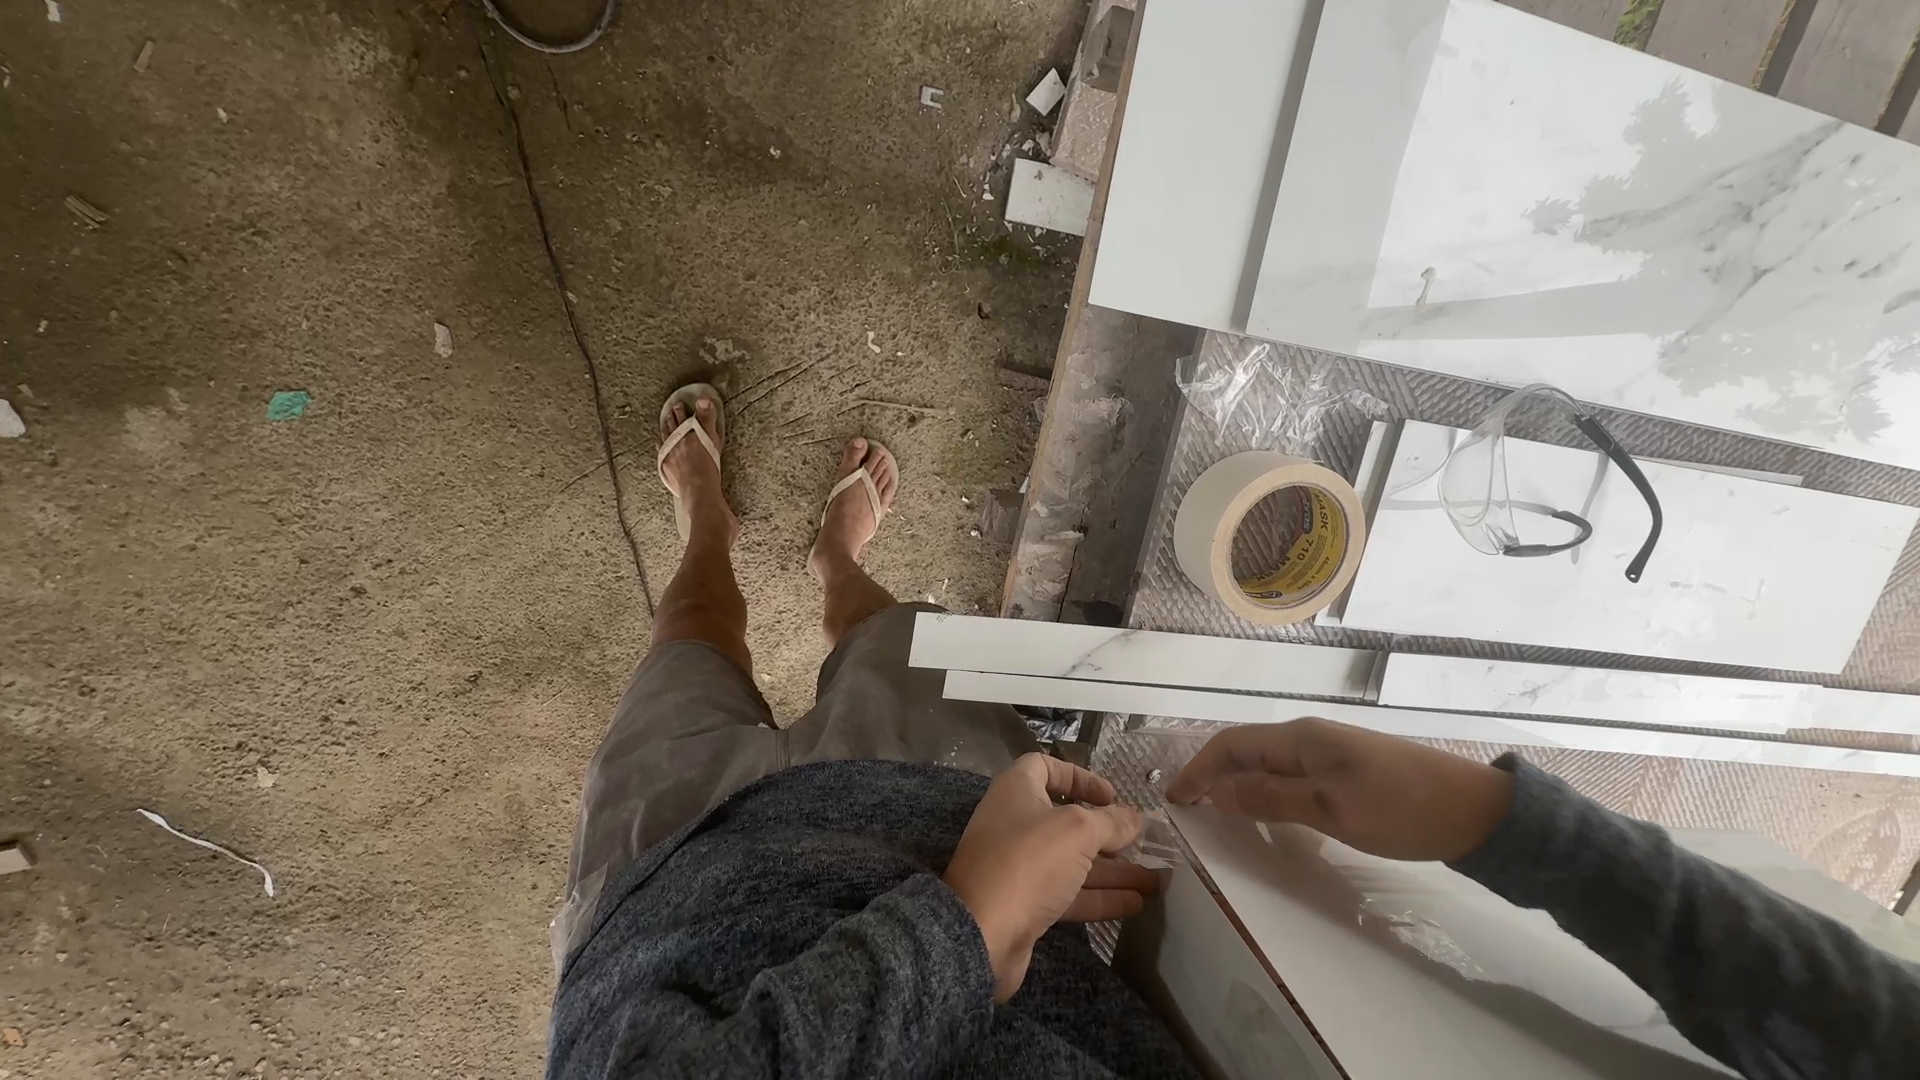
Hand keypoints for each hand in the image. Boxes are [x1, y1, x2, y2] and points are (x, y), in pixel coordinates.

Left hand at [945, 753, 1152, 1002]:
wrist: (983, 933)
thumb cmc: (1028, 862)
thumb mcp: (1077, 831)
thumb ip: (1110, 822)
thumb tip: (1134, 817)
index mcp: (1016, 792)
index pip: (1044, 767)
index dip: (1078, 776)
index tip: (1110, 795)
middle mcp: (1015, 824)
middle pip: (1066, 820)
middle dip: (1107, 832)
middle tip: (1141, 842)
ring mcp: (1019, 866)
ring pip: (1072, 861)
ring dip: (1113, 870)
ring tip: (1154, 880)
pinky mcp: (1025, 903)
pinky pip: (1068, 892)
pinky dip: (1100, 896)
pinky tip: (1135, 904)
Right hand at [1165, 718, 1513, 862]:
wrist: (1480, 813)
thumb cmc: (1401, 808)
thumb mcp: (1331, 809)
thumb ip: (1270, 798)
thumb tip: (1216, 794)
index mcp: (1300, 739)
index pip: (1231, 745)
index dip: (1197, 769)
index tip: (1175, 799)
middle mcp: (1308, 737)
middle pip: (1244, 750)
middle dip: (1210, 774)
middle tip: (1189, 808)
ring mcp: (1329, 752)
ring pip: (1266, 763)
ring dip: (1236, 782)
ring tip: (1217, 812)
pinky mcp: (1346, 770)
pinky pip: (1288, 775)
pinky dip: (1264, 790)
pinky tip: (1266, 812)